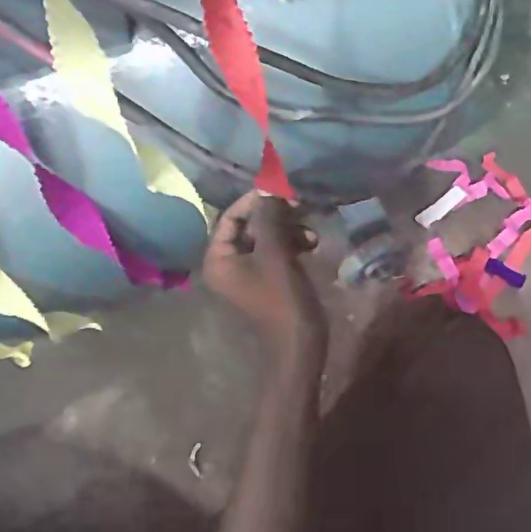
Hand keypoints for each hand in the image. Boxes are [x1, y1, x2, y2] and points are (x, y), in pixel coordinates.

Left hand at [202, 191, 325, 351]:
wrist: (299, 344)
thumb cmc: (282, 299)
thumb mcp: (275, 253)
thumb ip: (270, 217)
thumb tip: (269, 187)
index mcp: (218, 259)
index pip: (230, 217)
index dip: (254, 200)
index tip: (281, 189)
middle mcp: (227, 263)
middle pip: (249, 225)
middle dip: (276, 214)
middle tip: (300, 204)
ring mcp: (248, 272)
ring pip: (266, 236)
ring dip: (289, 228)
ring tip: (311, 232)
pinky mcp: (268, 278)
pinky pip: (276, 250)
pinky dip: (292, 243)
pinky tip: (312, 243)